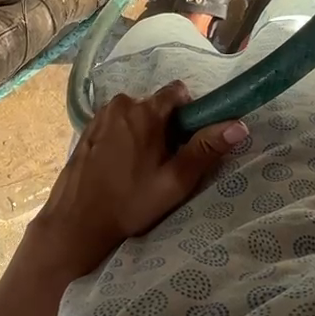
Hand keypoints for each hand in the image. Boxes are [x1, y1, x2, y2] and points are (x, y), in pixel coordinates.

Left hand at [18, 81, 247, 282]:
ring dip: (143, 133)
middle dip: (165, 127)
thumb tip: (239, 125)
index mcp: (145, 112)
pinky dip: (123, 139)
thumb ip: (206, 150)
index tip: (189, 138)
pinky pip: (115, 125)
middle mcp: (121, 104)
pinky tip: (120, 169)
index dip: (189, 111)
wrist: (75, 223)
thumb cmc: (129, 203)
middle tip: (164, 163)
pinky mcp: (86, 130)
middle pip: (155, 106)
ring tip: (140, 170)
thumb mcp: (174, 181)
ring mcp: (100, 116)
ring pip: (134, 116)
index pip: (177, 92)